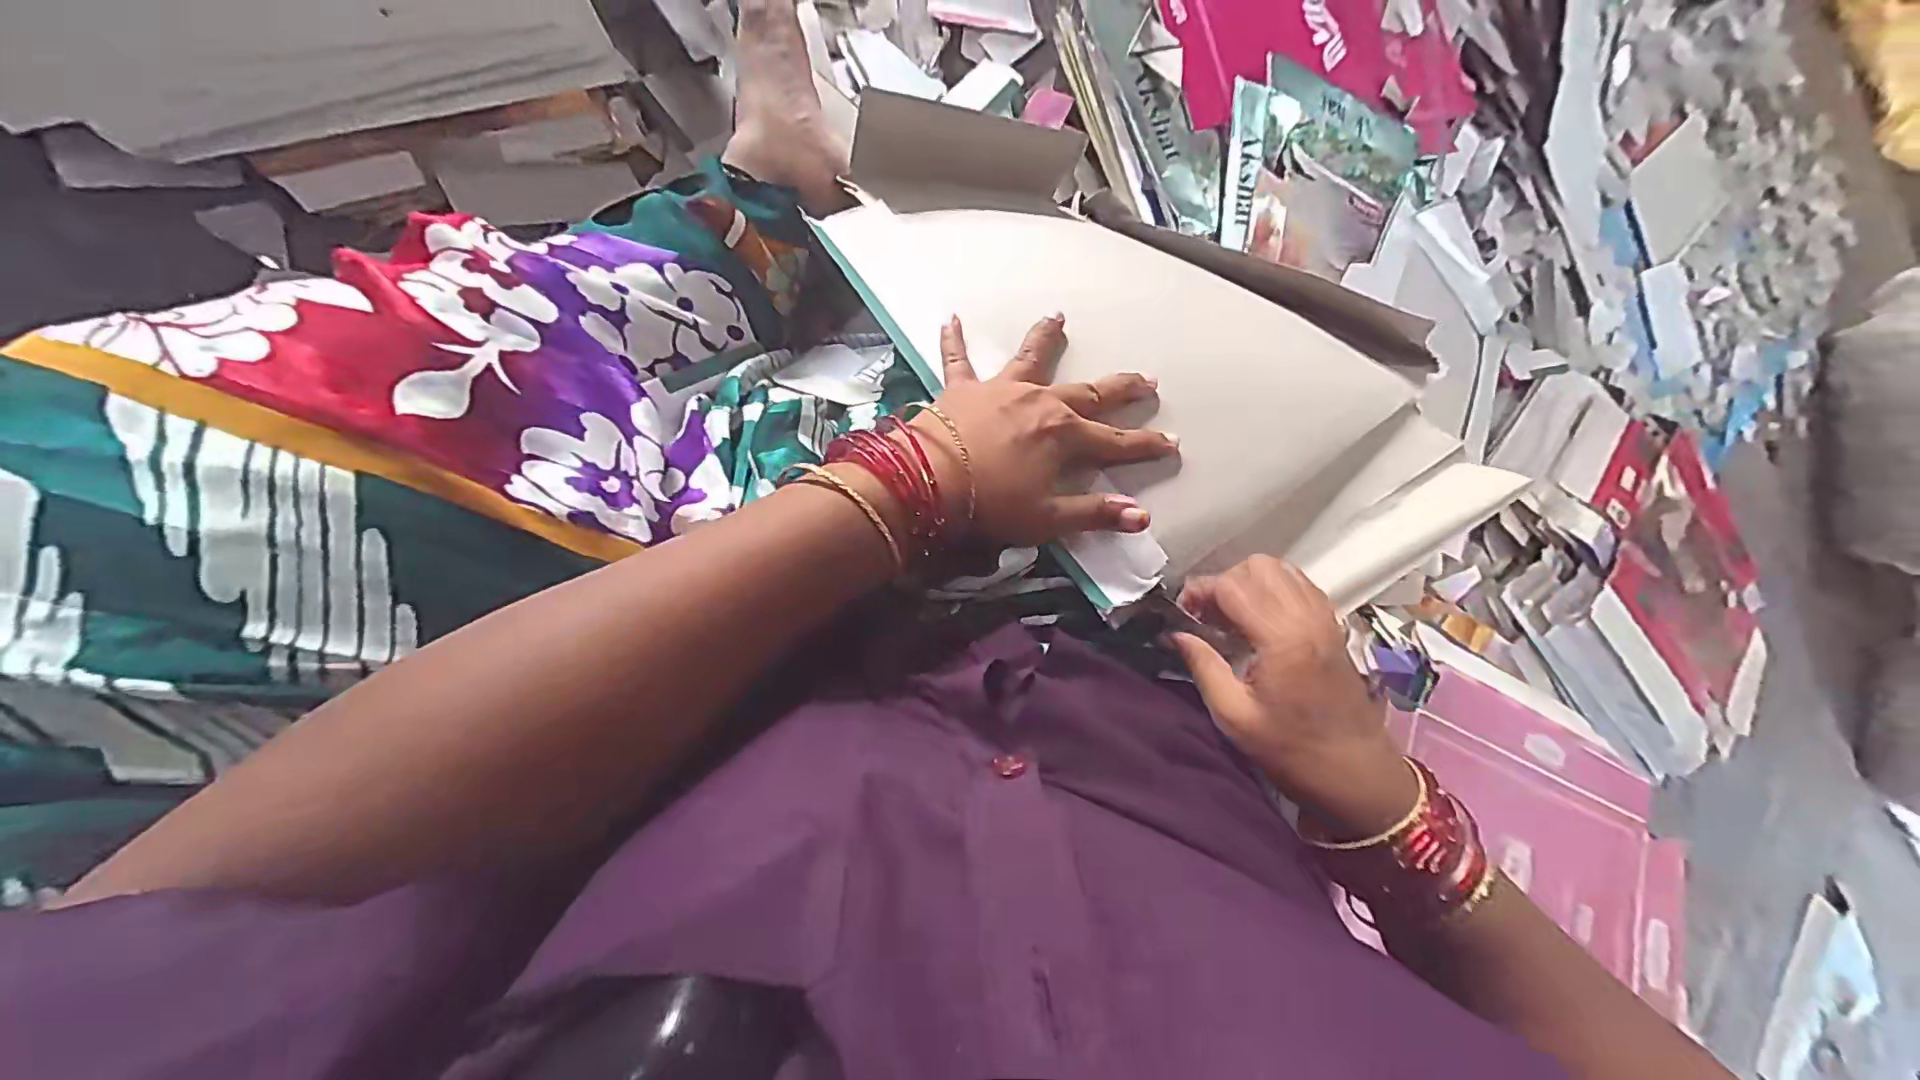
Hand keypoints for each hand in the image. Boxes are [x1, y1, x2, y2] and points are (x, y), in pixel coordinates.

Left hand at [913, 314, 1178, 545]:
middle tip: (1146, 380)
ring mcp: (1002, 390)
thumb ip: (1094, 514)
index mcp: (1064, 437)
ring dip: (1046, 338)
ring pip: (1031, 358)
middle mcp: (1040, 403)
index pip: (1117, 442)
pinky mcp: (963, 390)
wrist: (931, 482)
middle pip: (1089, 393)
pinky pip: (958, 359)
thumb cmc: (991, 504)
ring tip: (1058, 317)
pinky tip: (950, 317)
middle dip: (1121, 388)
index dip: (1145, 445)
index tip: (1171, 442)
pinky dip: (954, 340)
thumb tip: (1142, 516)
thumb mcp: (1047, 518)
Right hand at [1167, 556, 1417, 838]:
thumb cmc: (1292, 751)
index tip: (1183, 613)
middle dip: (1223, 582)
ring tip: (1229, 615)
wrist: (1356, 773)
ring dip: (1247, 582)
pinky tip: (1256, 619)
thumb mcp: (1234, 716)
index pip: (1233, 586)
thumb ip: (1203, 666)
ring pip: (1280, 569)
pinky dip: (1271, 589)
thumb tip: (1175, 634)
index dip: (1200, 591)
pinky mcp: (1333, 626)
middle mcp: (1308, 619)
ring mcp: (1325, 619)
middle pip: (1257, 567)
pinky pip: (1298, 585)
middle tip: (1205, 614)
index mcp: (1283, 639)